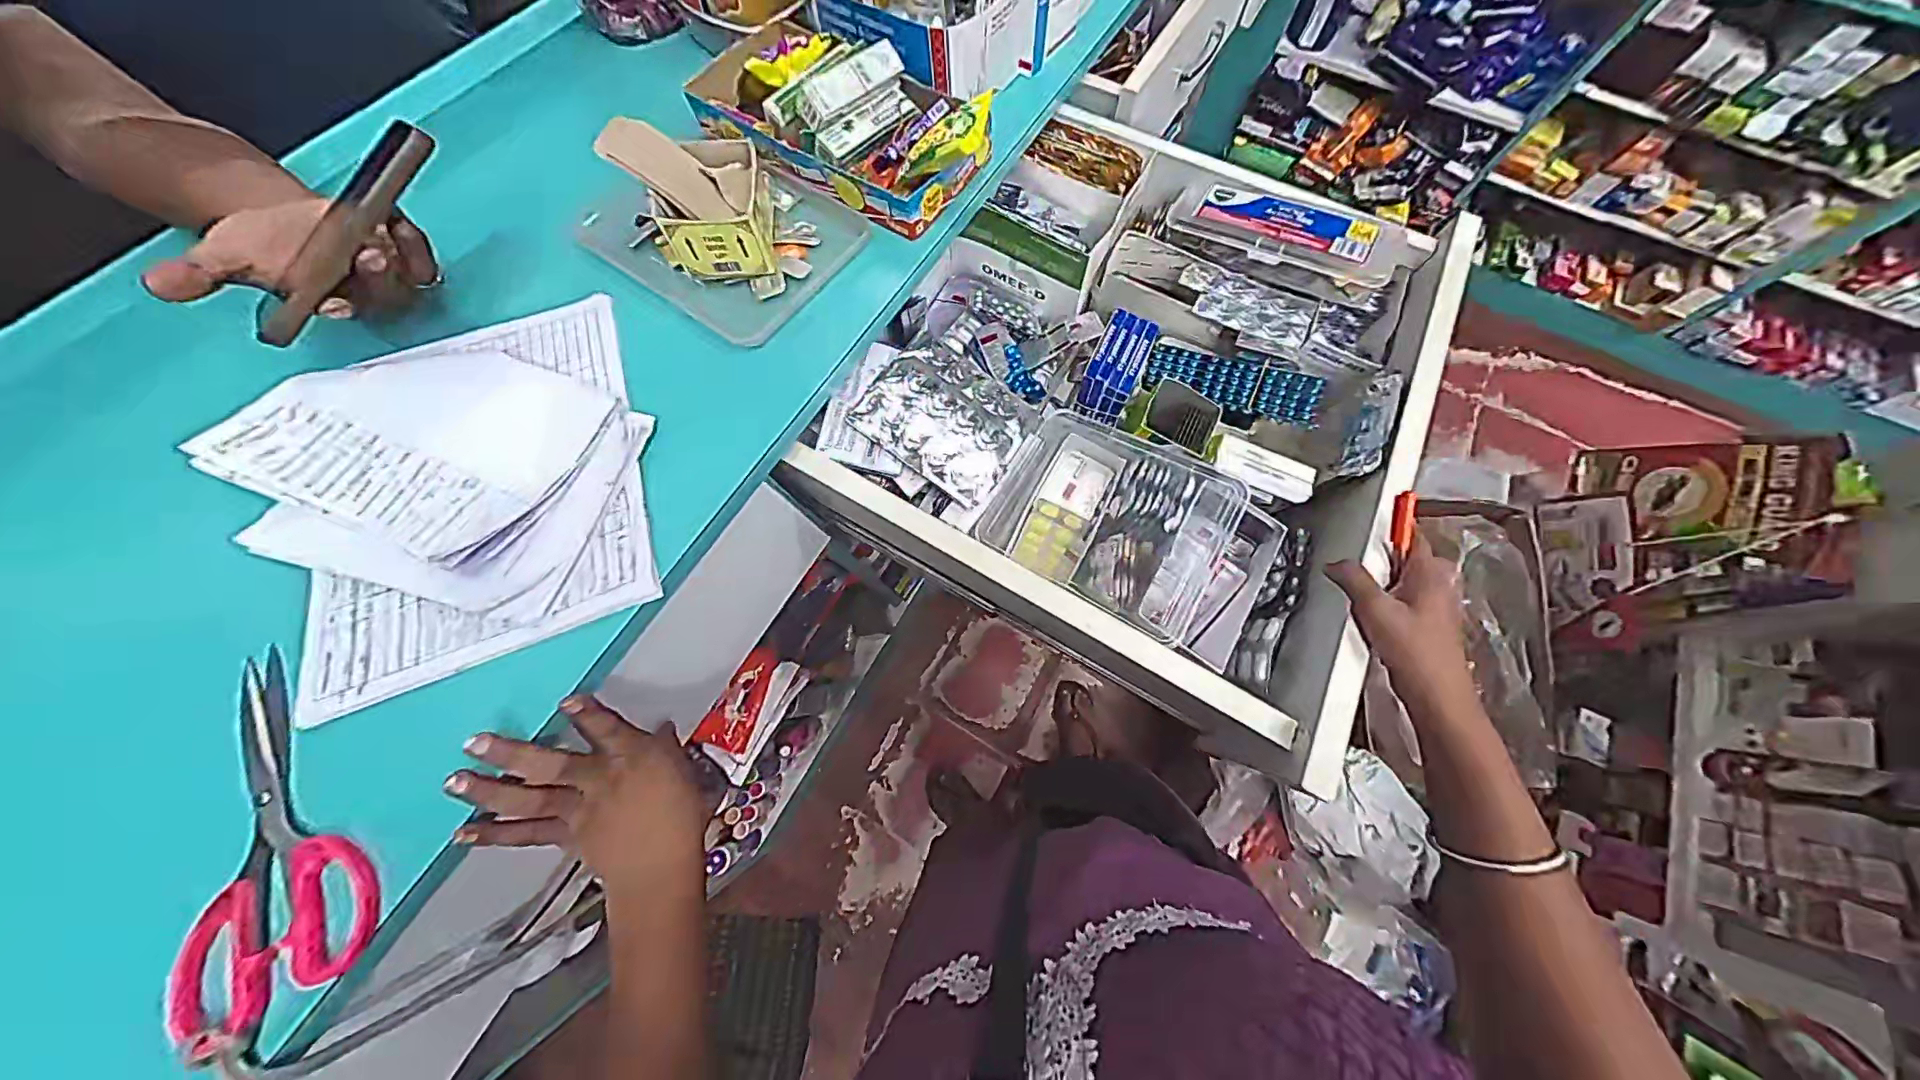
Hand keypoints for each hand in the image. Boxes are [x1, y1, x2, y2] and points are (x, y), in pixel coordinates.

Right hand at [141, 195, 437, 316]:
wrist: (285, 221)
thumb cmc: (261, 247)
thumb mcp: (221, 257)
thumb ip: (196, 274)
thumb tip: (159, 285)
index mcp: (329, 302)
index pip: (339, 311)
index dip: (337, 307)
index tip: (331, 301)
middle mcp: (368, 294)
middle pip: (382, 293)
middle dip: (376, 276)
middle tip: (369, 255)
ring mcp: (392, 274)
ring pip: (406, 273)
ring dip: (401, 255)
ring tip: (383, 231)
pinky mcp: (406, 252)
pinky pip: (419, 251)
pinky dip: (412, 238)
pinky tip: (397, 220)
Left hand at [444, 695, 706, 892]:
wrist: (663, 868)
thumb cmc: (681, 816)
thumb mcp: (682, 771)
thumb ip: (664, 748)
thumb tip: (661, 729)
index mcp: (632, 759)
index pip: (606, 729)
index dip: (587, 714)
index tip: (566, 701)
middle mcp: (598, 781)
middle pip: (551, 765)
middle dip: (511, 753)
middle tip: (475, 743)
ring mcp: (578, 810)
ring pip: (530, 798)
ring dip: (489, 791)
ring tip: (456, 781)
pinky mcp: (566, 836)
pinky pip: (527, 835)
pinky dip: (494, 834)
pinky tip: (465, 832)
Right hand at [1325, 532, 1478, 717]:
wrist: (1435, 693)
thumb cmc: (1414, 651)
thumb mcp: (1374, 609)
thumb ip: (1353, 579)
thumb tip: (1337, 564)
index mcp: (1432, 573)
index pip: (1414, 535)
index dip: (1396, 524)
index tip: (1381, 514)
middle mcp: (1439, 585)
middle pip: (1405, 558)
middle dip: (1380, 560)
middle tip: (1359, 568)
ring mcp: (1436, 605)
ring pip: (1402, 580)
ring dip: (1381, 584)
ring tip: (1365, 598)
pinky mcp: (1428, 623)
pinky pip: (1402, 600)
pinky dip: (1386, 602)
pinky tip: (1373, 618)